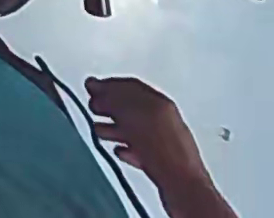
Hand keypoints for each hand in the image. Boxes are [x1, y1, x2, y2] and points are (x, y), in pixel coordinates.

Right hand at [87, 78, 211, 190]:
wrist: (183, 188)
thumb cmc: (160, 147)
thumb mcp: (129, 114)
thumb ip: (109, 97)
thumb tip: (94, 85)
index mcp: (159, 102)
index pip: (129, 86)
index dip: (107, 85)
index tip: (90, 87)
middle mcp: (164, 119)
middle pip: (130, 107)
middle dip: (109, 106)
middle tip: (92, 105)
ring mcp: (165, 143)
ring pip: (133, 129)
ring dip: (114, 127)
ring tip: (98, 130)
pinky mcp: (163, 165)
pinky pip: (140, 150)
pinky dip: (126, 147)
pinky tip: (119, 150)